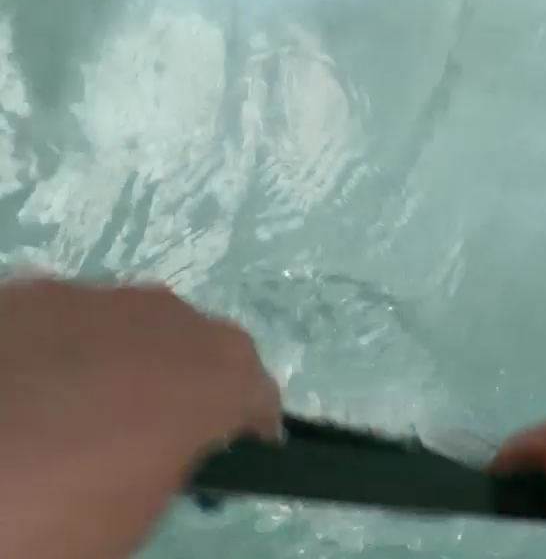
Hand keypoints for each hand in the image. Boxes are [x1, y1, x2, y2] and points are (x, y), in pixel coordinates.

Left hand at [0, 279, 281, 558]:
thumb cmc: (42, 509)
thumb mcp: (131, 517)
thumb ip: (173, 465)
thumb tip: (161, 454)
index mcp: (224, 373)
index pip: (256, 400)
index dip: (237, 433)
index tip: (209, 465)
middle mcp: (182, 321)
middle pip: (197, 352)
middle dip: (170, 387)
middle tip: (117, 444)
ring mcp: (104, 300)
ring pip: (128, 328)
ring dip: (110, 362)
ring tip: (54, 412)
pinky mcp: (29, 293)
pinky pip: (58, 322)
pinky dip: (47, 351)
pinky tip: (14, 390)